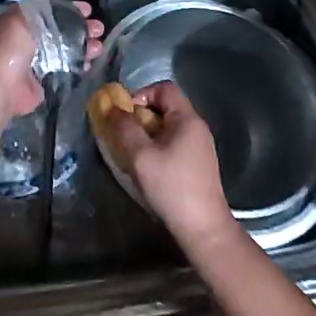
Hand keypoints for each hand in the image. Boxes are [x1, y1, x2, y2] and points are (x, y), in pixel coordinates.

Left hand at [0, 0, 103, 116]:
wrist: (2, 89)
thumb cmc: (9, 50)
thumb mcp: (18, 20)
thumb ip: (34, 7)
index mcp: (18, 23)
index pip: (47, 12)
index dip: (67, 9)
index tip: (87, 9)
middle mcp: (27, 39)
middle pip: (59, 30)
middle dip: (80, 27)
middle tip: (99, 28)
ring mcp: (36, 60)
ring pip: (65, 48)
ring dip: (83, 45)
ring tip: (99, 45)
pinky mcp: (44, 78)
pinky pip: (66, 67)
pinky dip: (79, 63)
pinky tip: (91, 61)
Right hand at [93, 81, 233, 243]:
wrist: (202, 227)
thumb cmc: (170, 185)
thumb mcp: (139, 154)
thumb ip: (124, 126)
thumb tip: (113, 107)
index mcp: (187, 120)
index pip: (165, 88)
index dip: (141, 94)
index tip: (126, 114)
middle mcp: (197, 129)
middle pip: (165, 107)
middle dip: (139, 116)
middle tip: (124, 134)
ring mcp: (199, 147)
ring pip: (167, 126)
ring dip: (145, 133)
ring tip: (132, 152)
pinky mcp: (197, 163)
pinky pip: (172, 142)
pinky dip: (155, 146)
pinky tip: (147, 166)